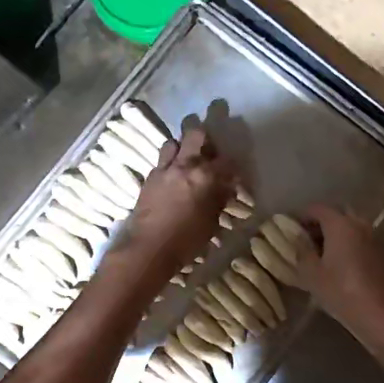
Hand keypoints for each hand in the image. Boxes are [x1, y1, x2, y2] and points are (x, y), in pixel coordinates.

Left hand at [110, 125, 235, 278]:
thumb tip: (225, 189)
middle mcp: (185, 165)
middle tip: (209, 155)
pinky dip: (169, 166)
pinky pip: (161, 162)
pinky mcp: (149, 178)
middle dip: (206, 140)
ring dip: (182, 148)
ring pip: (173, 143)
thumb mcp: (211, 223)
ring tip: (187, 162)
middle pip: (196, 134)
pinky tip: (172, 180)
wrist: (149, 248)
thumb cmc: (186, 240)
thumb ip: (219, 200)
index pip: (227, 161)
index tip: (235, 177)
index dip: (234, 168)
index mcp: (205, 176)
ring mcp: (164, 169)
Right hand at [296, 203, 383, 341]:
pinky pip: (361, 238)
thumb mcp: (311, 273)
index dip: (302, 216)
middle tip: (306, 239)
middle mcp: (360, 224)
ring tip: (321, 252)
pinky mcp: (382, 252)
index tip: (291, 228)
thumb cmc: (340, 291)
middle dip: (320, 222)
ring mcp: (374, 237)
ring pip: (351, 225)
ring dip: (336, 232)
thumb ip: (301, 251)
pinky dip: (348, 242)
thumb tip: (297, 239)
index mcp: (340, 224)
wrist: (379, 313)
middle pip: (337, 213)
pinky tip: (339, 261)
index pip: (317, 209)